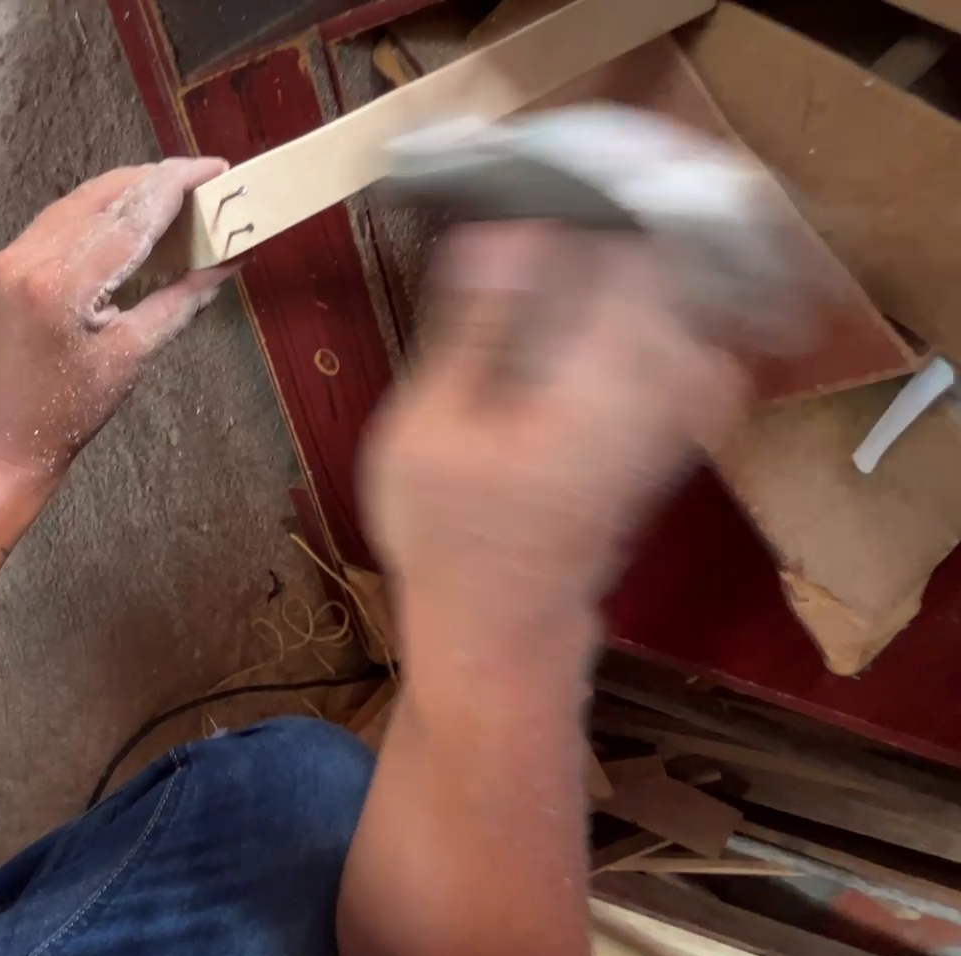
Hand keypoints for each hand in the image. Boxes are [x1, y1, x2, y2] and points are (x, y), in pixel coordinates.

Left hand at [0, 158, 239, 474]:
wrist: (6, 439)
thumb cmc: (67, 411)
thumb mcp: (132, 356)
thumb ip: (182, 300)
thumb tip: (227, 261)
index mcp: (62, 284)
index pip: (132, 213)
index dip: (179, 184)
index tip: (216, 170)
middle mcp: (29, 258)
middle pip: (105, 195)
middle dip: (156, 182)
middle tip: (202, 187)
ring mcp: (10, 258)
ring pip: (79, 202)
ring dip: (126, 194)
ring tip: (170, 202)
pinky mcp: (3, 265)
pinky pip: (57, 221)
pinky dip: (95, 214)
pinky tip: (124, 222)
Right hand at [361, 223, 750, 639]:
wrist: (498, 612)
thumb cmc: (447, 528)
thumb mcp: (429, 427)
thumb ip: (471, 328)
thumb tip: (499, 233)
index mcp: (608, 366)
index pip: (625, 228)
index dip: (568, 191)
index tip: (502, 186)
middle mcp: (671, 368)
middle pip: (653, 244)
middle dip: (578, 222)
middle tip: (494, 231)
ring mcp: (683, 391)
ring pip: (659, 277)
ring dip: (590, 258)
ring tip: (510, 272)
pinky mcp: (673, 408)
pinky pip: (663, 314)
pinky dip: (610, 295)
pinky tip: (545, 314)